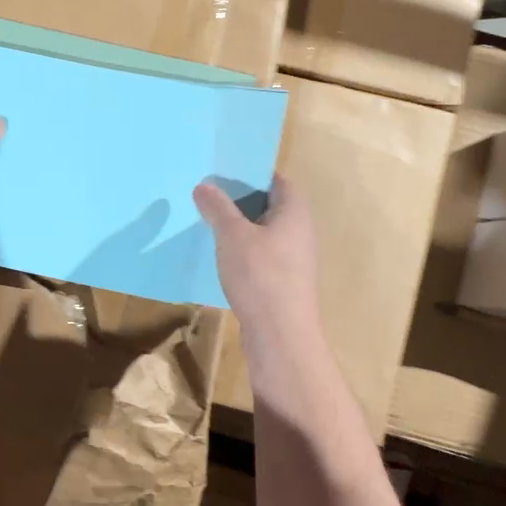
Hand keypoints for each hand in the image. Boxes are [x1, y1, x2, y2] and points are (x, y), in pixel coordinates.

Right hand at [194, 176, 320, 345]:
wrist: (280, 332)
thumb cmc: (260, 275)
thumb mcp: (232, 236)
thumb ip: (218, 208)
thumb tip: (204, 185)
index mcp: (294, 212)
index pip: (277, 181)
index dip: (252, 174)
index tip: (222, 173)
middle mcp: (300, 231)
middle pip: (270, 206)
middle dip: (240, 201)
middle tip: (208, 195)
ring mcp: (294, 259)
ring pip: (264, 232)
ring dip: (239, 228)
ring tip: (208, 223)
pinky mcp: (283, 281)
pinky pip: (261, 255)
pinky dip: (242, 251)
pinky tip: (220, 256)